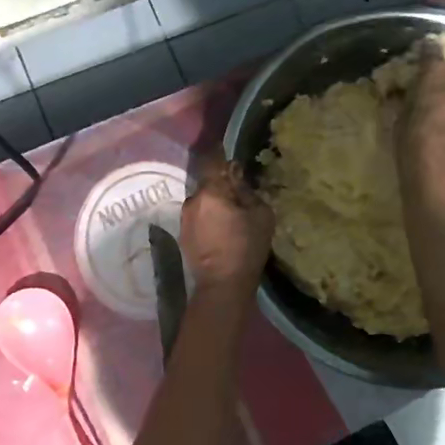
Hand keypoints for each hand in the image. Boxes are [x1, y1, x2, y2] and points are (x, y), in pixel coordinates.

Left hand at [180, 155, 273, 290]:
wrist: (222, 284)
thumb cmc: (246, 247)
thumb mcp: (262, 215)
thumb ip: (249, 193)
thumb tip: (238, 183)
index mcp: (211, 192)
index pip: (214, 162)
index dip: (225, 160)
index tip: (236, 163)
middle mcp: (192, 201)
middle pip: (208, 185)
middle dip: (221, 188)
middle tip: (239, 198)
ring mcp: (184, 218)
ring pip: (202, 202)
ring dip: (214, 205)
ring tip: (230, 218)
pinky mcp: (182, 235)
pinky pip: (197, 218)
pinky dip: (207, 219)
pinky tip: (220, 232)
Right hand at [399, 36, 444, 148]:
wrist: (422, 143)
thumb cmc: (433, 103)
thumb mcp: (432, 70)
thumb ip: (432, 53)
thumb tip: (430, 41)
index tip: (437, 51)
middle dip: (441, 67)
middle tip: (423, 62)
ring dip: (430, 83)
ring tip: (411, 77)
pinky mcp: (443, 125)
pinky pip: (434, 105)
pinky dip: (422, 98)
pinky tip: (406, 94)